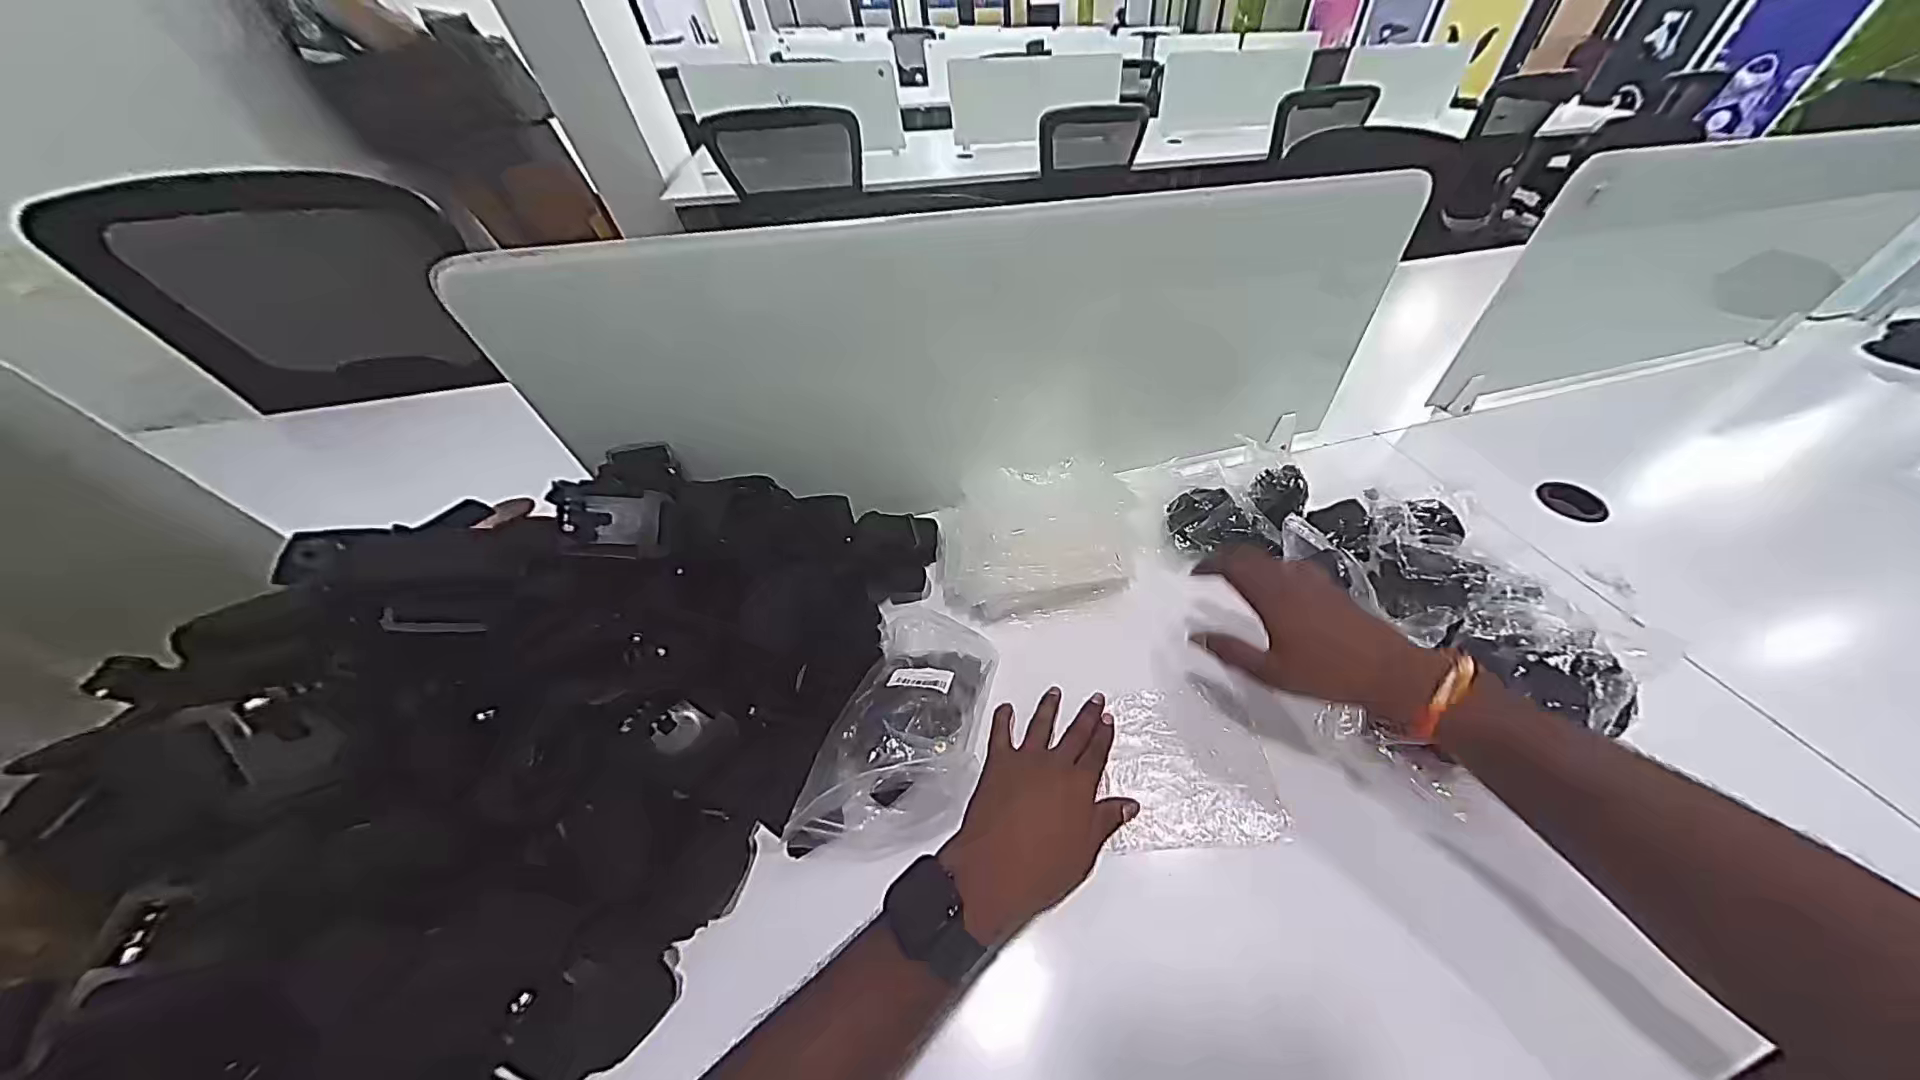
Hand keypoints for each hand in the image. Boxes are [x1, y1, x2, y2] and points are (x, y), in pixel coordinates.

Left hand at [937, 689, 1138, 945]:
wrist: (995, 870)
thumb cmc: (1039, 869)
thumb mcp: (1085, 851)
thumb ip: (1105, 821)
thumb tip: (1126, 805)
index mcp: (1080, 787)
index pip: (1097, 754)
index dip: (1104, 736)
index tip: (1108, 721)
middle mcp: (1055, 767)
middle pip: (1076, 734)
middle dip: (1087, 716)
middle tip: (1094, 701)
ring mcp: (1025, 762)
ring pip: (1041, 726)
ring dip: (1049, 708)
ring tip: (1054, 694)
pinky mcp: (997, 764)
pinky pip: (1001, 733)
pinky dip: (1003, 719)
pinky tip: (1006, 710)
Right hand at [1193, 546, 1451, 732]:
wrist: (1392, 673)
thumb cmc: (1330, 673)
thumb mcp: (1271, 672)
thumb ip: (1231, 651)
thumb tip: (1199, 637)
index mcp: (1273, 595)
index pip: (1232, 564)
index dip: (1208, 565)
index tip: (1195, 575)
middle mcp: (1292, 579)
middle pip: (1250, 555)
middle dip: (1225, 560)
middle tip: (1210, 575)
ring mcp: (1314, 581)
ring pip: (1271, 560)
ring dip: (1249, 566)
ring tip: (1237, 585)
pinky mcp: (1331, 588)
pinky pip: (1291, 569)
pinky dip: (1272, 574)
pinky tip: (1275, 596)